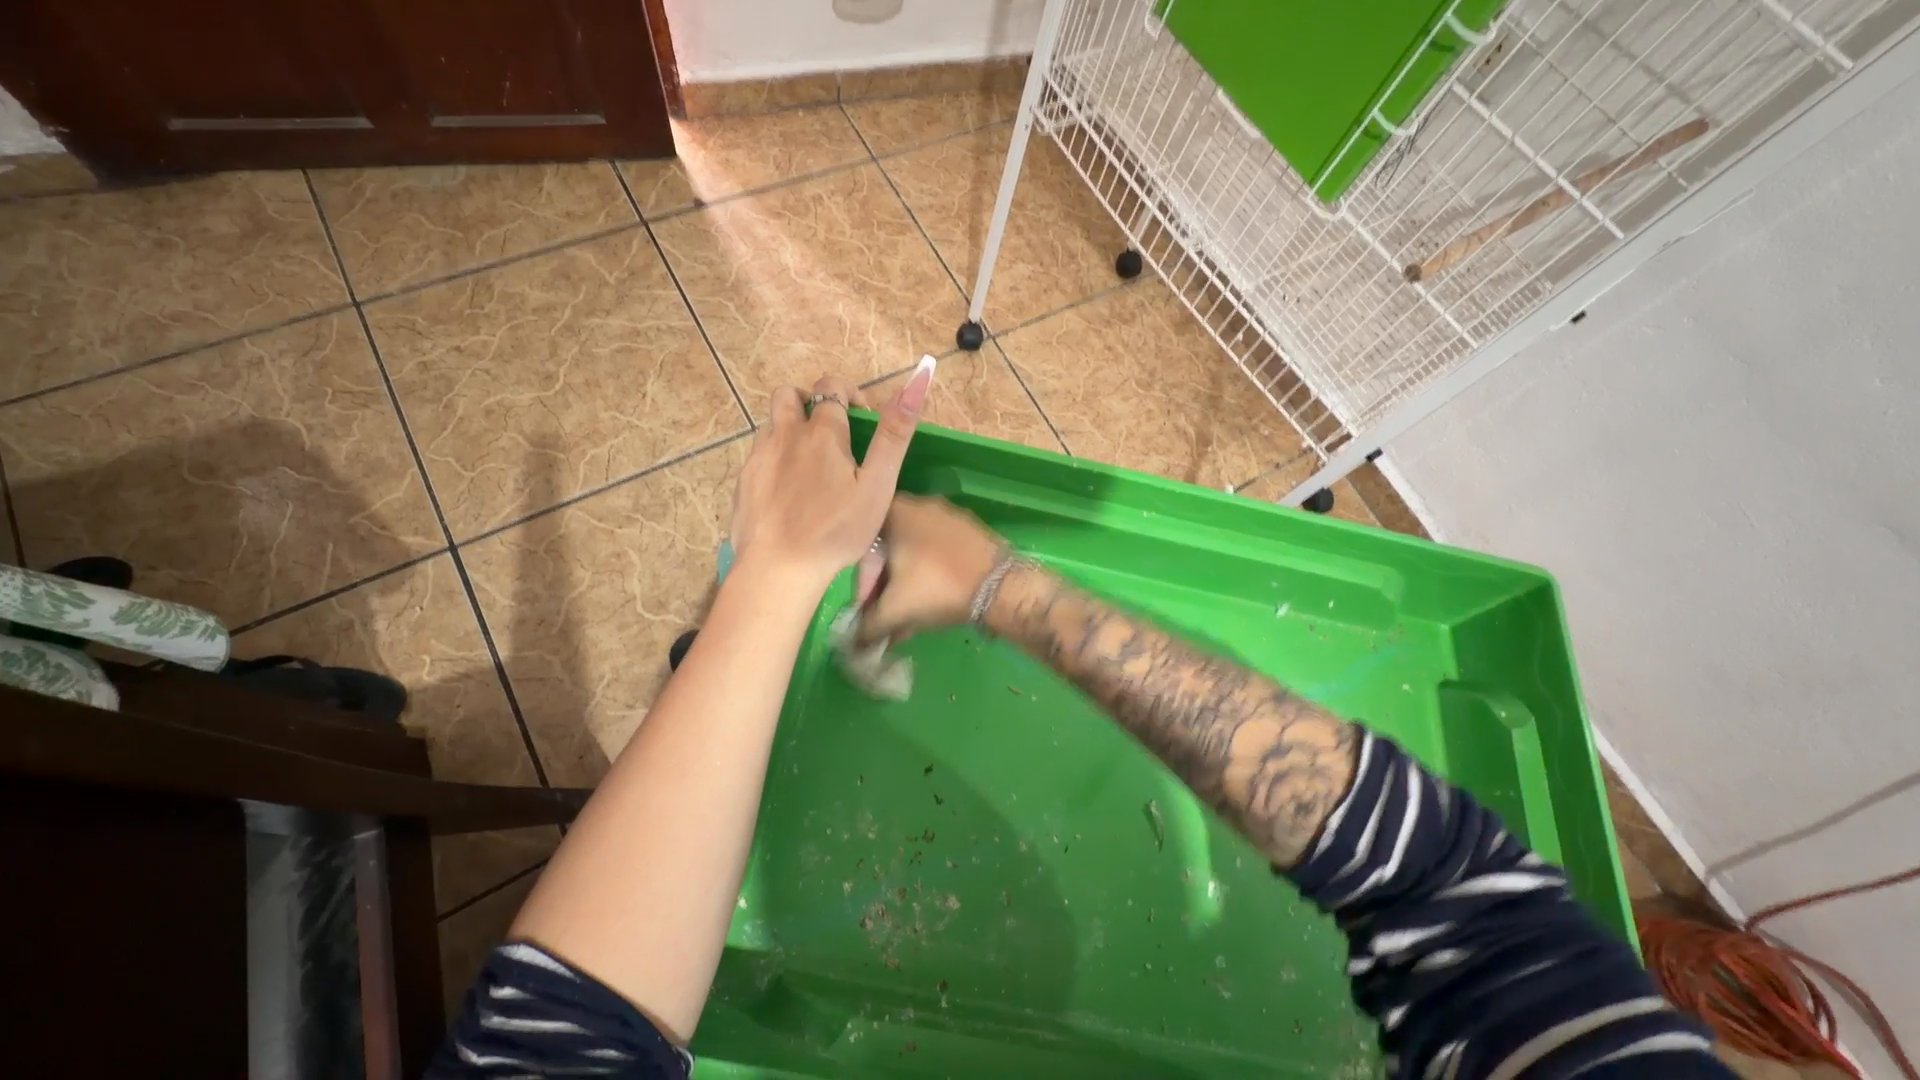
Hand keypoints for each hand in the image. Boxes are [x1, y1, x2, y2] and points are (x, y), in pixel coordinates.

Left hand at [729, 360, 933, 592]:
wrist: (778, 568)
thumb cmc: (836, 530)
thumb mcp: (878, 484)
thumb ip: (895, 432)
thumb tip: (919, 377)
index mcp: (822, 433)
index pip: (831, 387)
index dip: (849, 395)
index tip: (862, 420)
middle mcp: (785, 435)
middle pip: (789, 395)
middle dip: (809, 402)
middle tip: (829, 433)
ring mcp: (759, 458)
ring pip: (771, 425)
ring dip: (790, 431)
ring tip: (809, 465)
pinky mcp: (743, 483)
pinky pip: (758, 457)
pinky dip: (774, 461)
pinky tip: (788, 493)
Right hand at [854, 494, 1005, 644]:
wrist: (1002, 588)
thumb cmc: (938, 589)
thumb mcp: (893, 612)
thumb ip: (866, 626)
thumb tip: (853, 642)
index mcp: (895, 512)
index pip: (862, 548)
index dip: (862, 586)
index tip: (867, 612)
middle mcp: (920, 506)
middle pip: (889, 553)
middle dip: (884, 591)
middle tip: (885, 620)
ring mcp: (949, 517)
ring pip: (914, 557)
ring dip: (905, 590)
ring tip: (907, 623)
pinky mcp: (970, 533)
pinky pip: (937, 555)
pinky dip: (928, 579)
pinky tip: (930, 608)